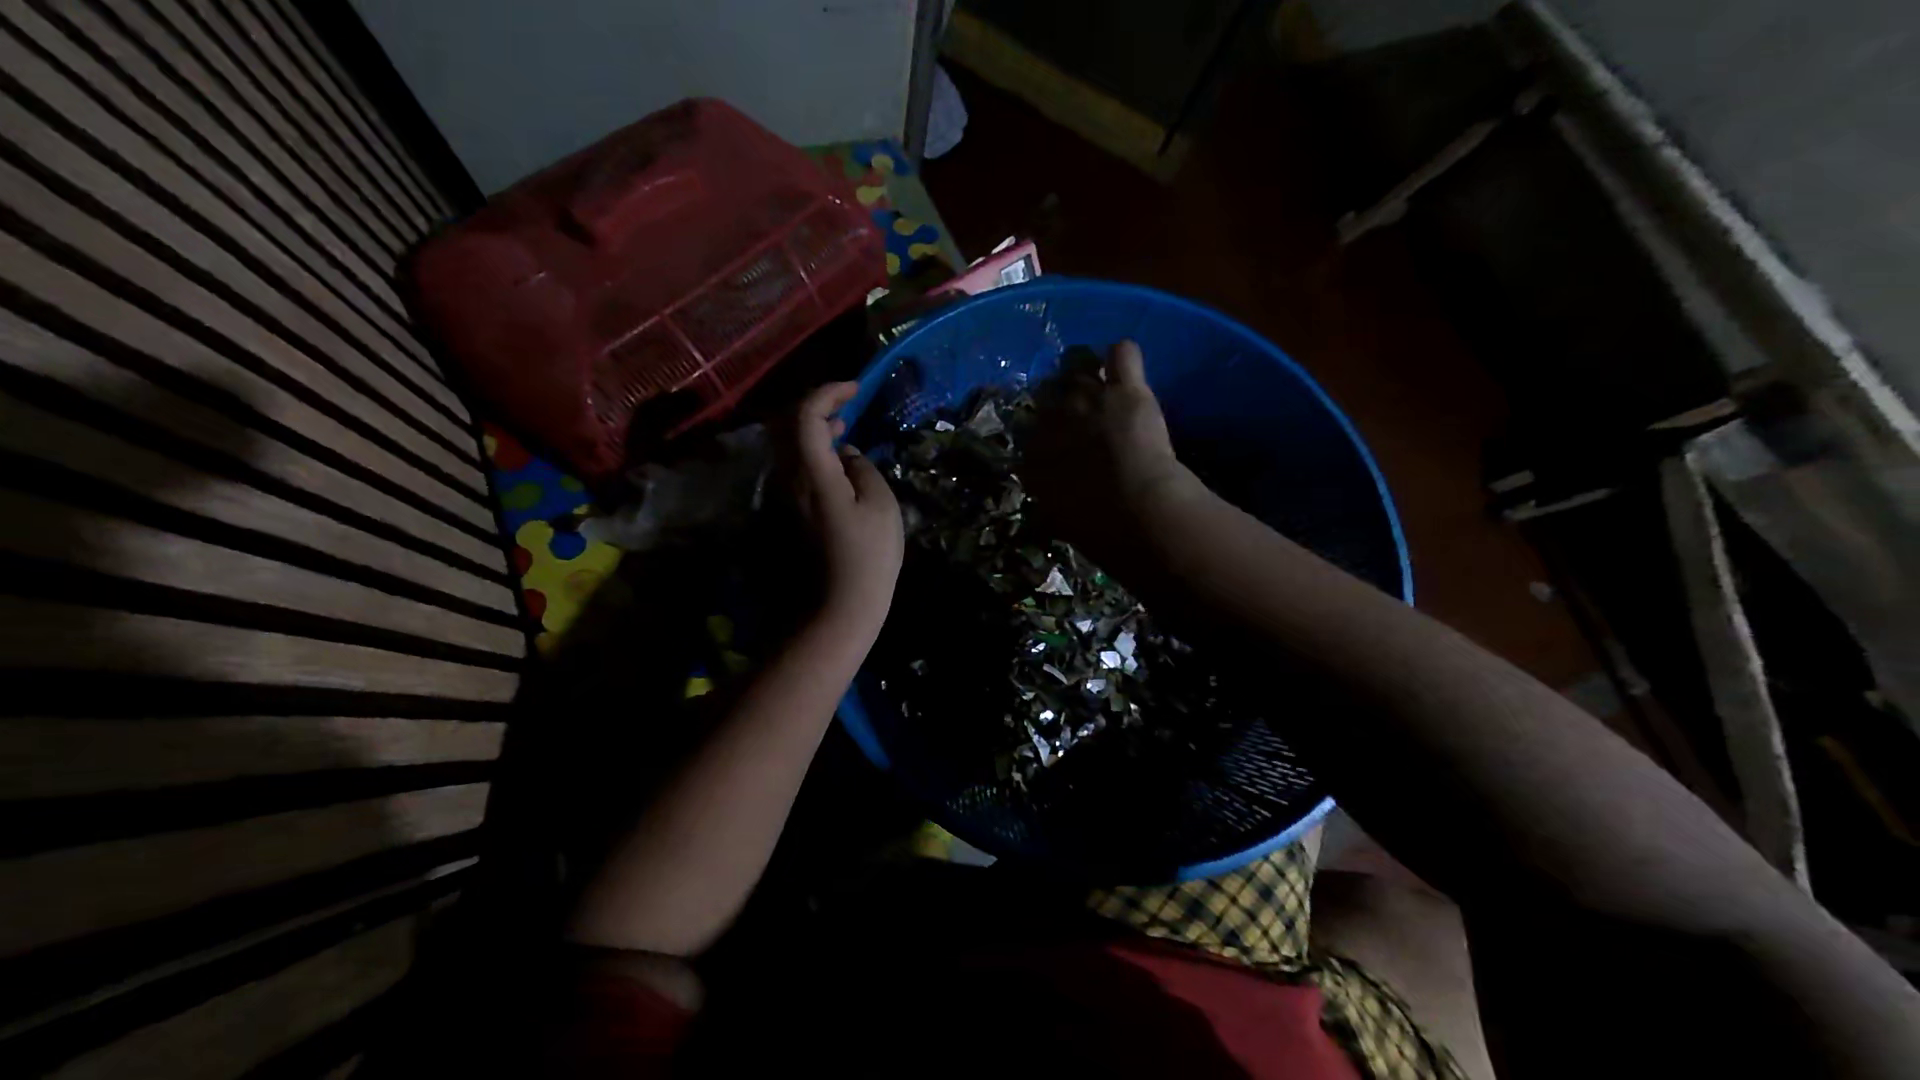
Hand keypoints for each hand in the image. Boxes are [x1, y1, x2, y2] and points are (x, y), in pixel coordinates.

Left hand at [786, 382, 903, 629]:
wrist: (840, 606)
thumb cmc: (868, 555)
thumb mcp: (880, 504)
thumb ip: (861, 467)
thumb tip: (846, 454)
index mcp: (811, 472)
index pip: (805, 415)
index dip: (827, 393)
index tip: (855, 387)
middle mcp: (789, 479)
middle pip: (788, 426)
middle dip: (816, 407)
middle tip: (847, 405)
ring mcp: (785, 497)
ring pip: (788, 447)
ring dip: (813, 430)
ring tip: (843, 429)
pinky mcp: (790, 513)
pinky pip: (794, 467)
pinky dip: (812, 452)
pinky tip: (836, 462)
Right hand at [1023, 341, 1196, 557]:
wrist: (1133, 506)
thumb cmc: (1091, 523)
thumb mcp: (1053, 518)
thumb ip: (1044, 502)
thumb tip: (1040, 509)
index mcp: (1033, 451)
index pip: (1028, 428)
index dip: (1042, 431)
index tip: (1055, 441)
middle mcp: (1054, 416)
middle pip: (1049, 391)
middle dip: (1061, 398)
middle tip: (1081, 413)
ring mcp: (1089, 397)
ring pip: (1079, 366)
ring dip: (1088, 373)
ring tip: (1102, 384)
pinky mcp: (1126, 389)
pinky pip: (1121, 353)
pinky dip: (1123, 357)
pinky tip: (1127, 368)